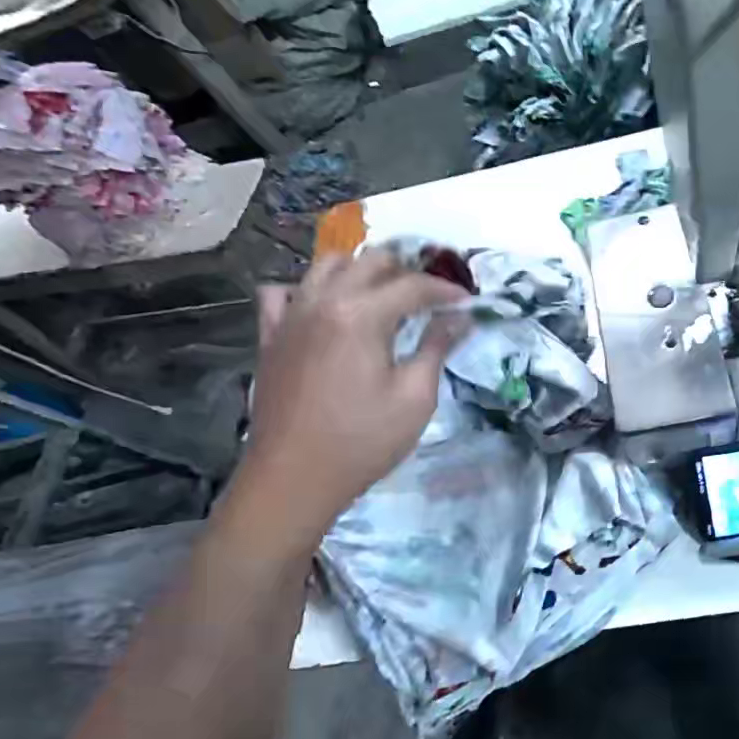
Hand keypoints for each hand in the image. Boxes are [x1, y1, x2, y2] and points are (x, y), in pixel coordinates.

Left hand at [222, 251, 469, 549]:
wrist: (294, 477)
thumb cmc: (363, 440)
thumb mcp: (415, 397)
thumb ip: (436, 347)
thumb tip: (458, 317)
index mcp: (360, 314)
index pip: (413, 284)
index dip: (445, 290)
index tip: (467, 302)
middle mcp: (323, 301)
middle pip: (370, 261)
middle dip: (407, 271)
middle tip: (431, 298)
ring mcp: (291, 315)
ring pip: (327, 265)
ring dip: (361, 271)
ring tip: (384, 295)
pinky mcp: (271, 336)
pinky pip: (283, 292)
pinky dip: (308, 289)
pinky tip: (325, 309)